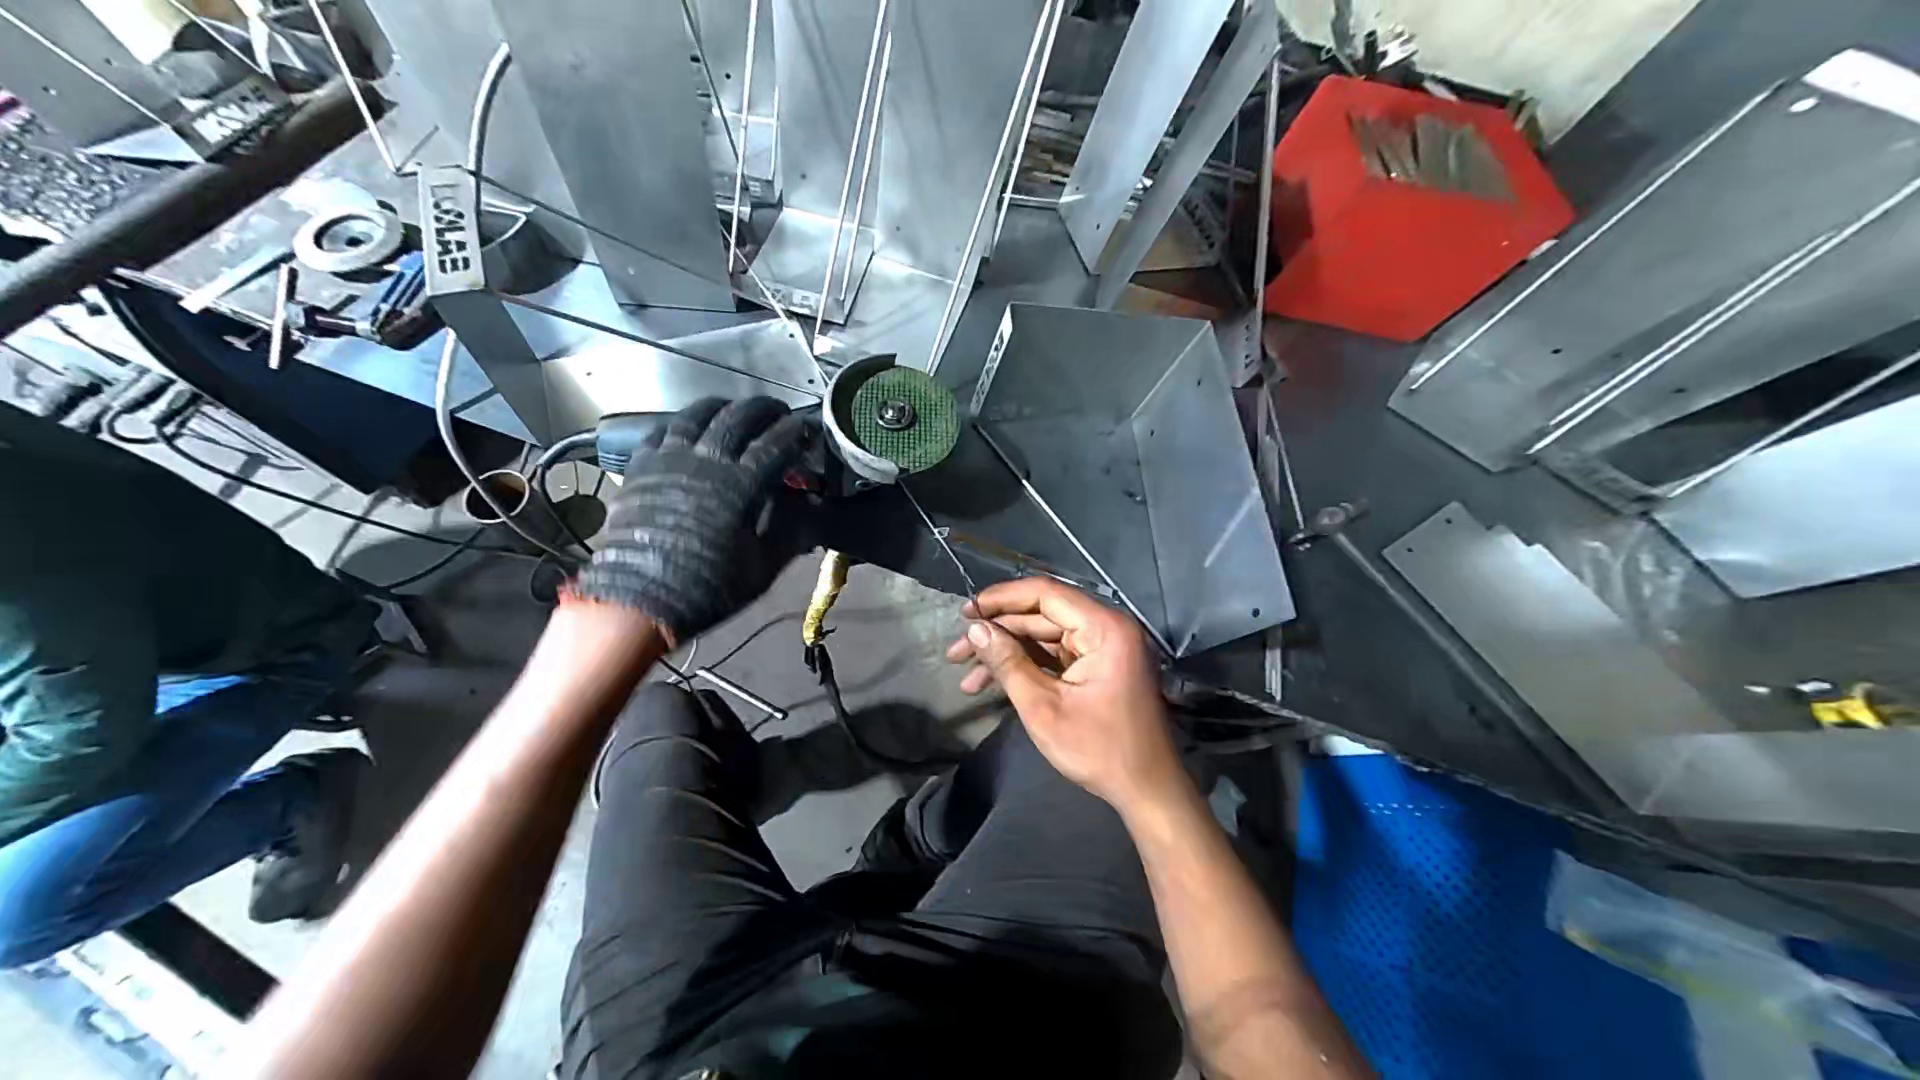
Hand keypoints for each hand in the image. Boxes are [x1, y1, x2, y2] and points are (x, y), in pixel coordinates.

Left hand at [570, 397, 811, 642]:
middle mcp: (705, 461)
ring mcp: (669, 459)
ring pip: (697, 414)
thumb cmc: (708, 588)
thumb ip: (790, 532)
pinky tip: (687, 429)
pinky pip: (661, 431)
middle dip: (763, 409)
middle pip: (738, 417)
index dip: (794, 433)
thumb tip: (809, 508)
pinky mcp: (641, 467)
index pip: (775, 444)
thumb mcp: (762, 567)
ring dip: (721, 407)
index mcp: (740, 485)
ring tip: (733, 409)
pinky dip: (680, 425)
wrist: (639, 601)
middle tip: (777, 412)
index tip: (805, 429)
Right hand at [946, 578, 1186, 814]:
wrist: (1146, 790)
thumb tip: (975, 630)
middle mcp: (1106, 629)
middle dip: (997, 632)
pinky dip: (1025, 666)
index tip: (966, 611)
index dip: (1001, 598)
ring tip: (965, 671)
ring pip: (1043, 637)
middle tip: (957, 650)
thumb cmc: (1099, 749)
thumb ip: (1008, 662)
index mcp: (1104, 628)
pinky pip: (1054, 656)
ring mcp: (1102, 649)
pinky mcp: (1097, 668)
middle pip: (1041, 615)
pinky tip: (989, 681)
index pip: (1045, 594)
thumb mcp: (1043, 707)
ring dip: (1006, 652)